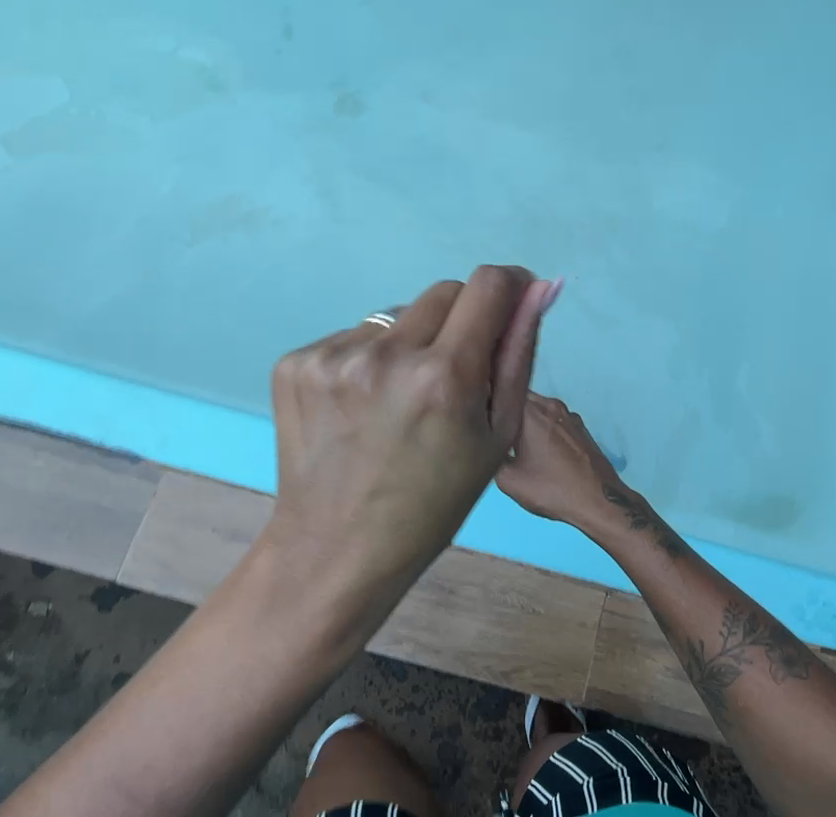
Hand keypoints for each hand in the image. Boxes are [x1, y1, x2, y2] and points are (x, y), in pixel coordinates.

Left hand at [267, 266, 558, 592]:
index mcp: (446, 376)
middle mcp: (387, 355)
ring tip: (400, 401)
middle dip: (461, 320)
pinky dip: (369, 360)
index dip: (508, 285)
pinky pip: (354, 336)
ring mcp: (333, 357)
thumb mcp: (497, 436)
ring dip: (411, 342)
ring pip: (397, 315)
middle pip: (444, 292)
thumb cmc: (435, 503)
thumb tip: (540, 287)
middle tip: (452, 375)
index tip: (511, 301)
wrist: (338, 550)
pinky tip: (363, 407)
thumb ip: (518, 353)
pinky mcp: (295, 363)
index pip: (488, 285)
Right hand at [496, 393, 625, 529]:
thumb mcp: (508, 480)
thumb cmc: (551, 489)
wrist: (598, 499)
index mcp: (530, 412)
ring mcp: (567, 414)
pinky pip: (551, 418)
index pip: (499, 391)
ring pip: (536, 408)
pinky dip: (541, 426)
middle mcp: (549, 405)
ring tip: (513, 442)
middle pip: (518, 397)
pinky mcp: (579, 426)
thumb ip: (491, 456)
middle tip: (491, 431)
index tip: (476, 416)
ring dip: (523, 419)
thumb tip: (489, 443)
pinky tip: (537, 448)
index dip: (485, 401)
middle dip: (504, 409)